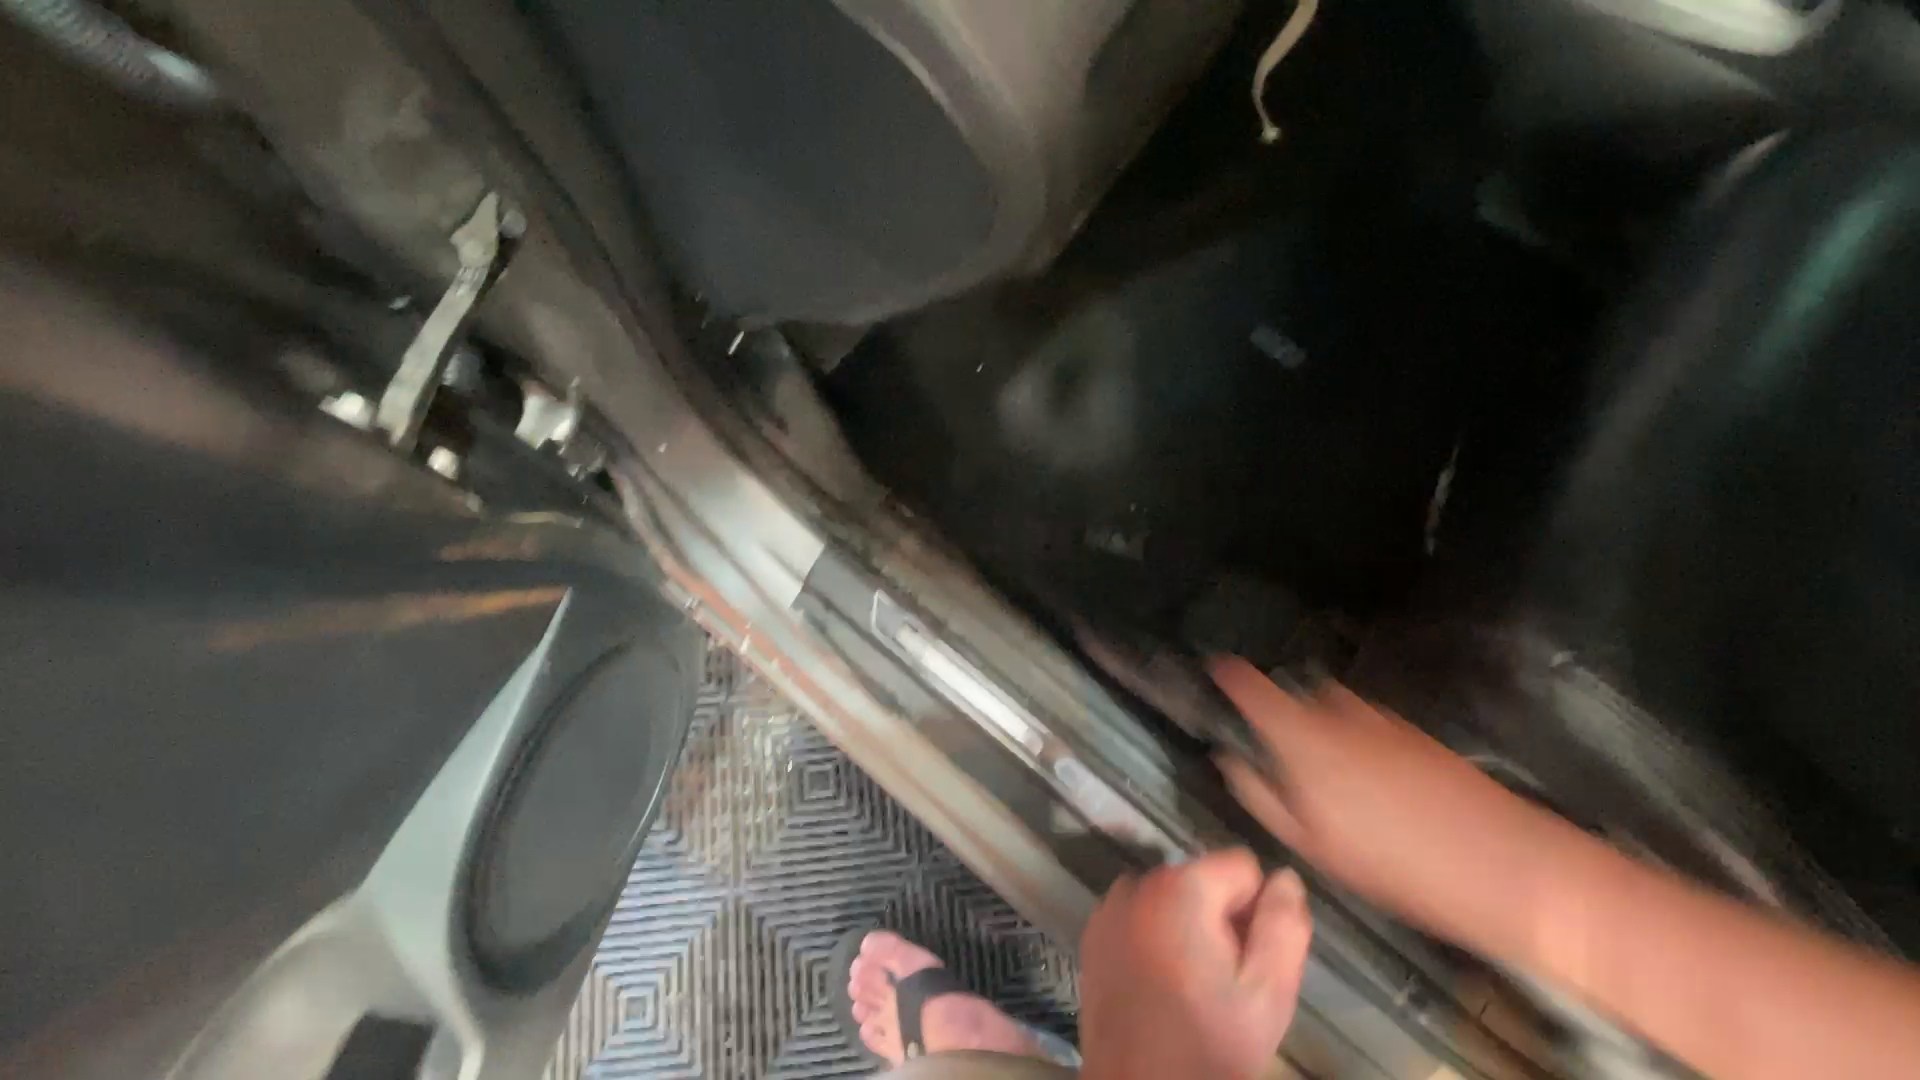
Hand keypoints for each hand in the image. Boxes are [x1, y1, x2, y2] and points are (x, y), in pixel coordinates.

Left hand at [1078, 849, 1311, 1079]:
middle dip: (1221, 919)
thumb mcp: (1268, 994)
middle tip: (1222, 980)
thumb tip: (1284, 877)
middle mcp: (1139, 881)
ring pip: (1173, 897)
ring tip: (1190, 986)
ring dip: (1188, 928)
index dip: (1257, 911)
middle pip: (1204, 879)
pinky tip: (1160, 984)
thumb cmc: (1207, 1049)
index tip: (1248, 959)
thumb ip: (1284, 926)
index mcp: (1182, 887)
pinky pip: (1142, 916)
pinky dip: (1156, 937)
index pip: (1243, 867)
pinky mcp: (1093, 931)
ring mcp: (1110, 905)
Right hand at [1211, 656, 1551, 952]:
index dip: (1228, 672)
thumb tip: (1229, 760)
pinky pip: (1367, 723)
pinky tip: (1370, 784)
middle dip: (1277, 712)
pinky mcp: (1415, 734)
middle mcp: (1338, 714)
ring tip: (1323, 772)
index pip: (1252, 685)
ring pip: (1333, 708)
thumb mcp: (1310, 842)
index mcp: (1301, 736)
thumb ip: (1259, 794)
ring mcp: (1381, 719)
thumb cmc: (1392, 863)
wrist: (1507, 865)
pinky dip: (1354, 737)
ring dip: (1318, 724)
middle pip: (1294, 694)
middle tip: (1274, 752)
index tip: (1215, 668)